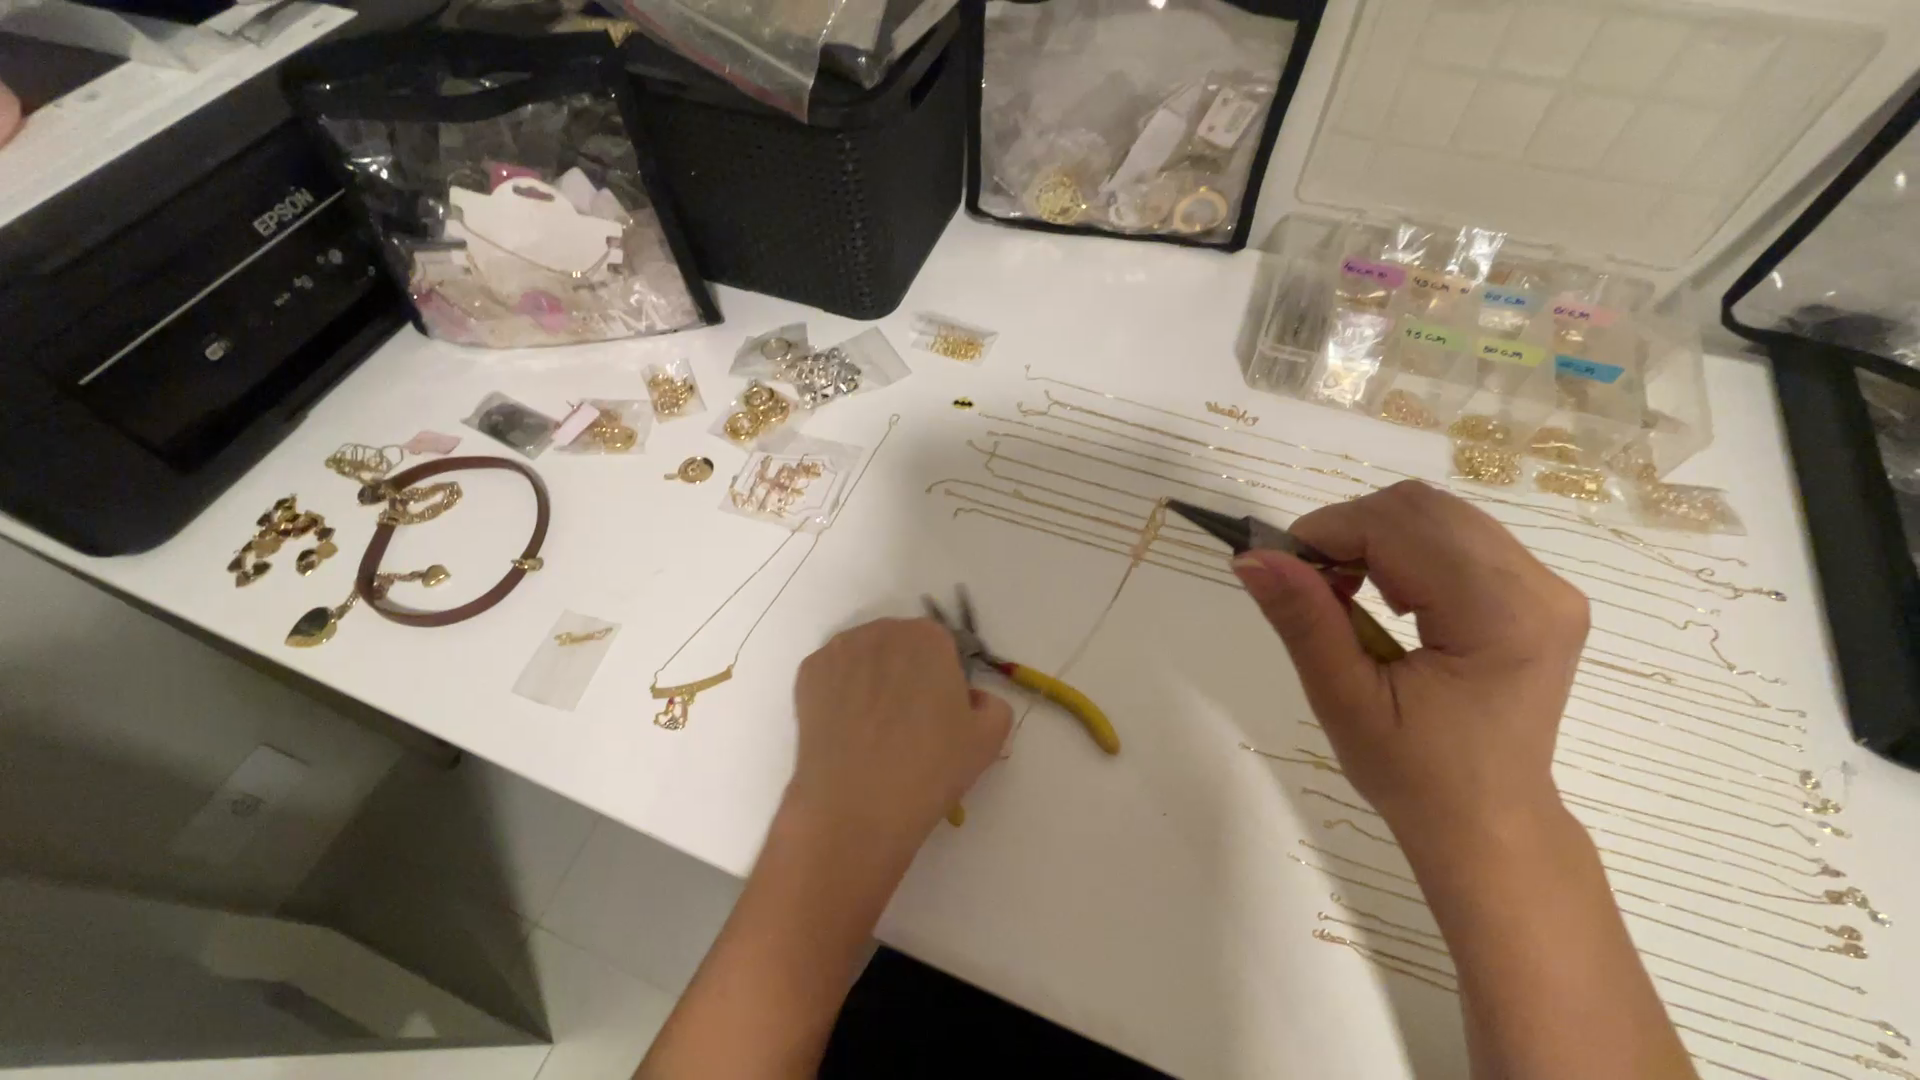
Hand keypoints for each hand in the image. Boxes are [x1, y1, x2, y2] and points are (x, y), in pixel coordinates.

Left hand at [788, 617, 1011, 858]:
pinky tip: (848, 731)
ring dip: (873, 681)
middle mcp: (882, 631)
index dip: (945, 681)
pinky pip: (834, 676)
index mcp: (929, 638)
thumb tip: (971, 699)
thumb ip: (992, 705)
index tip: (940, 715)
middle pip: (902, 647)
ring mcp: (839, 650)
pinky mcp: (808, 674)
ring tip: (875, 731)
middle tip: (909, 724)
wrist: (855, 808)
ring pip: (866, 659)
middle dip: (908, 674)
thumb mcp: (989, 740)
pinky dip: (841, 694)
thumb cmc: (929, 769)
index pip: (944, 648)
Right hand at [1231, 481, 1588, 855]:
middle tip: (1312, 583)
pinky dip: (1406, 549)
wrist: (1489, 822)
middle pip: (1424, 507)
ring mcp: (1547, 587)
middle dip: (1351, 528)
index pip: (1401, 526)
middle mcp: (1539, 587)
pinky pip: (1459, 536)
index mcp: (1500, 616)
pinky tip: (1390, 597)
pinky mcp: (1539, 594)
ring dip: (1377, 537)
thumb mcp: (1345, 701)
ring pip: (1440, 514)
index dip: (1328, 530)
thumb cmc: (1415, 775)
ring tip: (1349, 594)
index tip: (1282, 568)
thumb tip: (1252, 557)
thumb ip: (1303, 621)